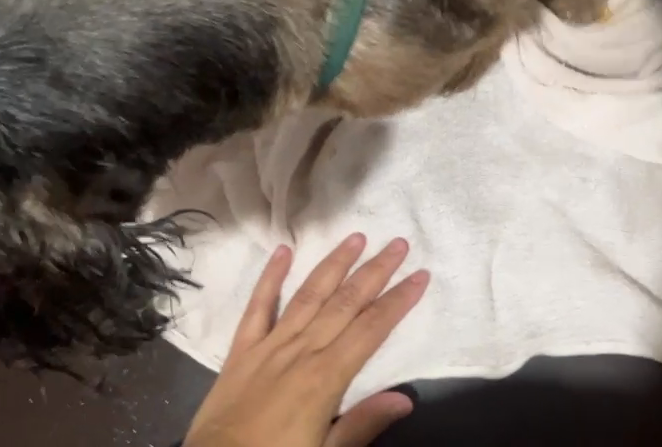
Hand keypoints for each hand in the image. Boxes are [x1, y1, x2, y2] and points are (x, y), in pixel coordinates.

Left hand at [184, 234, 430, 446]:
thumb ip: (362, 423)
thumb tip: (406, 397)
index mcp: (325, 377)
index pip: (372, 328)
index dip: (399, 300)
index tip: (420, 274)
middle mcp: (302, 351)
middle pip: (346, 302)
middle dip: (375, 271)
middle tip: (399, 243)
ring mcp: (269, 346)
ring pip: (309, 295)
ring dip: (334, 264)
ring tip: (356, 237)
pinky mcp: (240, 351)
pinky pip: (257, 308)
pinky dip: (270, 278)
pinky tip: (283, 251)